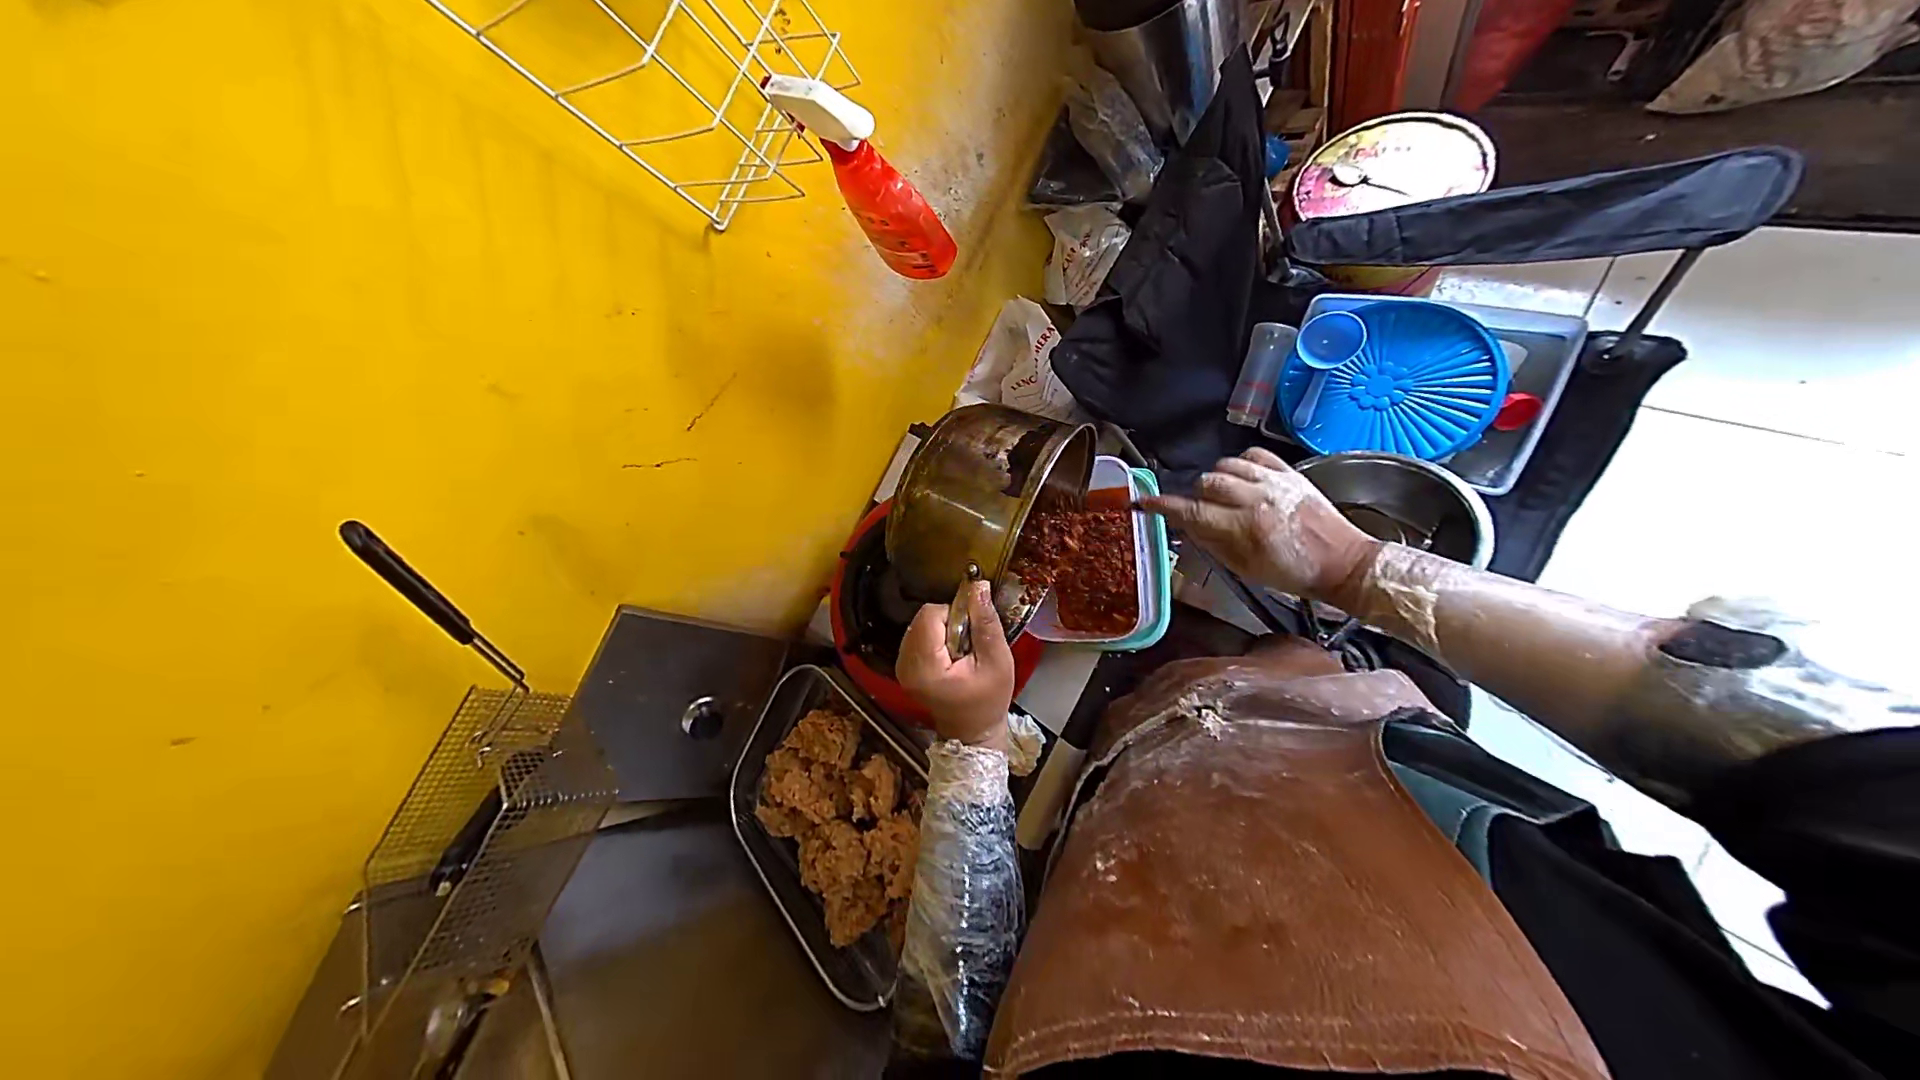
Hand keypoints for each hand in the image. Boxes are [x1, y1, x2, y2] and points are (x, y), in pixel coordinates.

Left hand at [898, 580, 1013, 751]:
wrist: (973, 731)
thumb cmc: (988, 701)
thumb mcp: (997, 661)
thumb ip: (986, 623)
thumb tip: (978, 587)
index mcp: (925, 667)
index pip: (930, 615)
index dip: (954, 614)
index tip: (972, 632)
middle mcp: (905, 665)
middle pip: (922, 618)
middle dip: (949, 621)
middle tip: (968, 644)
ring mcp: (901, 667)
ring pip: (920, 624)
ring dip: (943, 629)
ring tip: (961, 651)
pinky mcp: (904, 666)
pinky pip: (918, 636)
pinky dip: (935, 638)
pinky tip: (951, 655)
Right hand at [1141, 447, 1377, 603]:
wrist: (1342, 563)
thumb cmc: (1291, 574)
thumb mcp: (1245, 568)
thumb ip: (1213, 543)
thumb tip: (1186, 524)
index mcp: (1243, 528)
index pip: (1191, 510)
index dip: (1163, 505)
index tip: (1145, 502)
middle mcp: (1256, 499)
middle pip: (1206, 483)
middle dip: (1195, 495)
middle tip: (1201, 509)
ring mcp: (1274, 482)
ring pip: (1226, 465)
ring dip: (1217, 479)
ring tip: (1223, 494)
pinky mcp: (1290, 473)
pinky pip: (1253, 454)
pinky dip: (1241, 463)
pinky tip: (1242, 477)